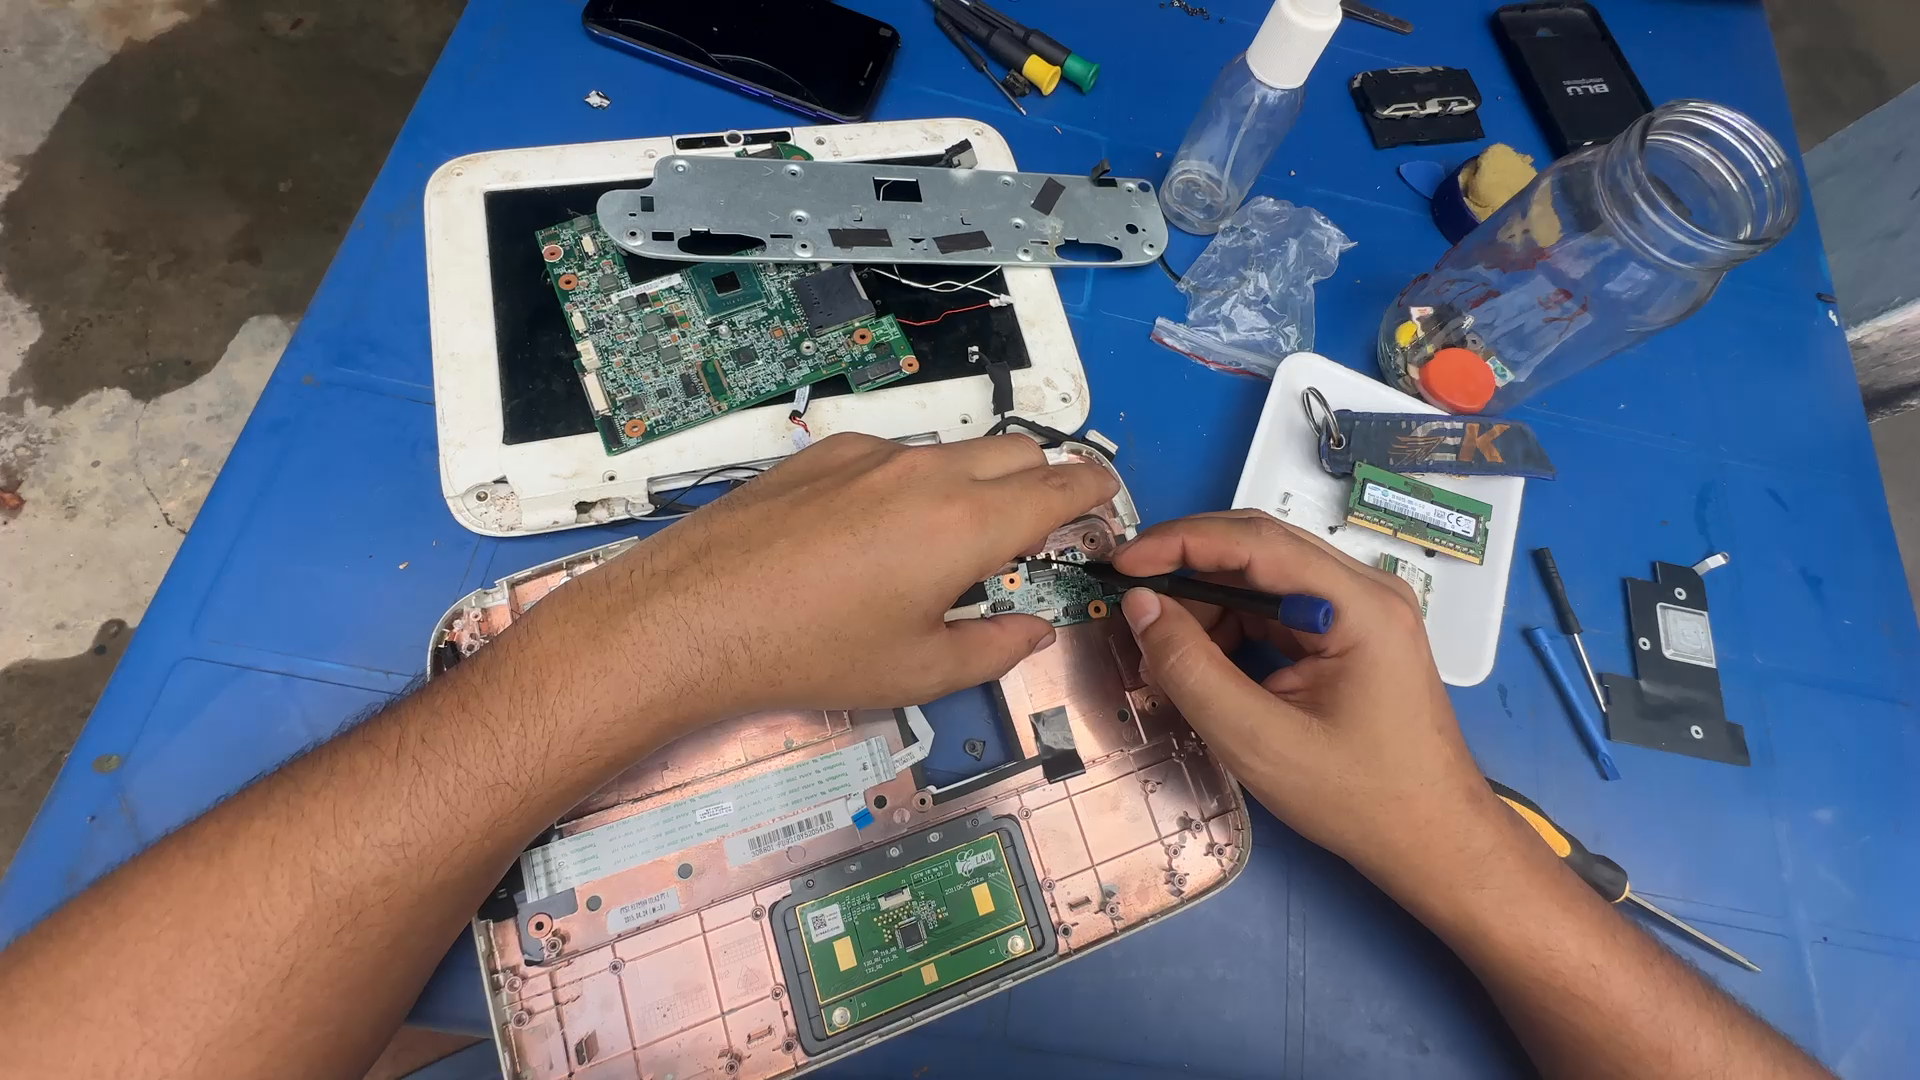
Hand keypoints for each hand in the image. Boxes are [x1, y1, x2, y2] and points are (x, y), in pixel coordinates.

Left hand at [532, 434, 1118, 734]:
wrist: (691, 618)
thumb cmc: (815, 654)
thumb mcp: (918, 671)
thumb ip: (996, 647)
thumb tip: (1036, 627)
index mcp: (966, 524)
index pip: (1059, 486)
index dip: (1094, 487)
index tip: (1104, 495)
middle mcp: (928, 472)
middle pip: (1018, 450)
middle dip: (1042, 481)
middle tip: (1026, 532)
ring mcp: (872, 454)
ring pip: (955, 450)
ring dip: (977, 481)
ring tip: (942, 540)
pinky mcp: (823, 452)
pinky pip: (895, 454)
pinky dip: (916, 480)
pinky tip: (871, 530)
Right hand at [1110, 510, 1512, 896]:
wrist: (1437, 845)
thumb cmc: (1356, 797)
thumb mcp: (1256, 738)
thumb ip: (1190, 667)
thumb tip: (1139, 605)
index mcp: (1356, 603)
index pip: (1254, 541)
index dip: (1177, 543)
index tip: (1120, 563)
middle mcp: (1363, 588)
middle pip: (1256, 547)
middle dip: (1184, 567)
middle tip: (1130, 597)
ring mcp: (1359, 607)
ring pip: (1259, 575)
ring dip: (1204, 602)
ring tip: (1165, 653)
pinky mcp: (1348, 630)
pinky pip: (1272, 606)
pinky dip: (1228, 624)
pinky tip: (1203, 662)